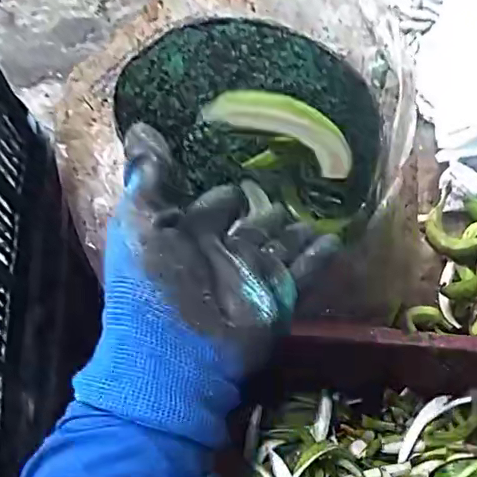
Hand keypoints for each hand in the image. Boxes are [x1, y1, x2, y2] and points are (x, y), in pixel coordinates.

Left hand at [73, 124, 340, 445]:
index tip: (247, 168)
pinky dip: (320, 258)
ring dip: (298, 230)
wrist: (180, 352)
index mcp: (188, 235)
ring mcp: (253, 278)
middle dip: (269, 208)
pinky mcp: (278, 299)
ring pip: (282, 246)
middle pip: (253, 225)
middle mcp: (223, 254)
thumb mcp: (142, 223)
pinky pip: (304, 273)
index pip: (214, 204)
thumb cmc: (154, 284)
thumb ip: (148, 177)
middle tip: (293, 186)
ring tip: (319, 210)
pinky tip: (335, 239)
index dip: (226, 191)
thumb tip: (141, 125)